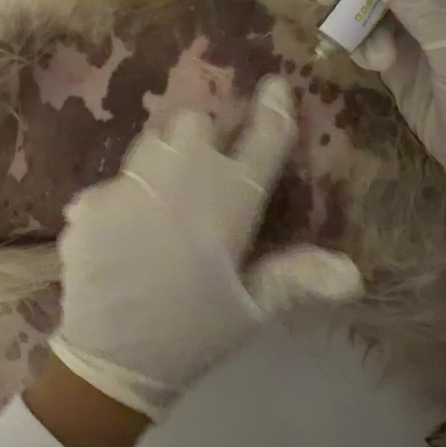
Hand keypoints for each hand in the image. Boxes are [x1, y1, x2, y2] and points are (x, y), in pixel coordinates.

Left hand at [49, 77, 363, 420]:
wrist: (112, 361)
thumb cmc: (194, 335)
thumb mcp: (252, 311)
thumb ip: (296, 278)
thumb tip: (355, 272)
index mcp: (228, 202)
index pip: (263, 140)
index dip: (274, 110)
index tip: (276, 85)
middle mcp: (180, 179)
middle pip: (195, 122)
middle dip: (204, 135)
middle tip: (206, 167)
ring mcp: (130, 184)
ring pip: (151, 141)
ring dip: (163, 156)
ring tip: (164, 191)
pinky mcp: (90, 199)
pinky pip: (113, 183)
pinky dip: (122, 198)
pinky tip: (124, 230)